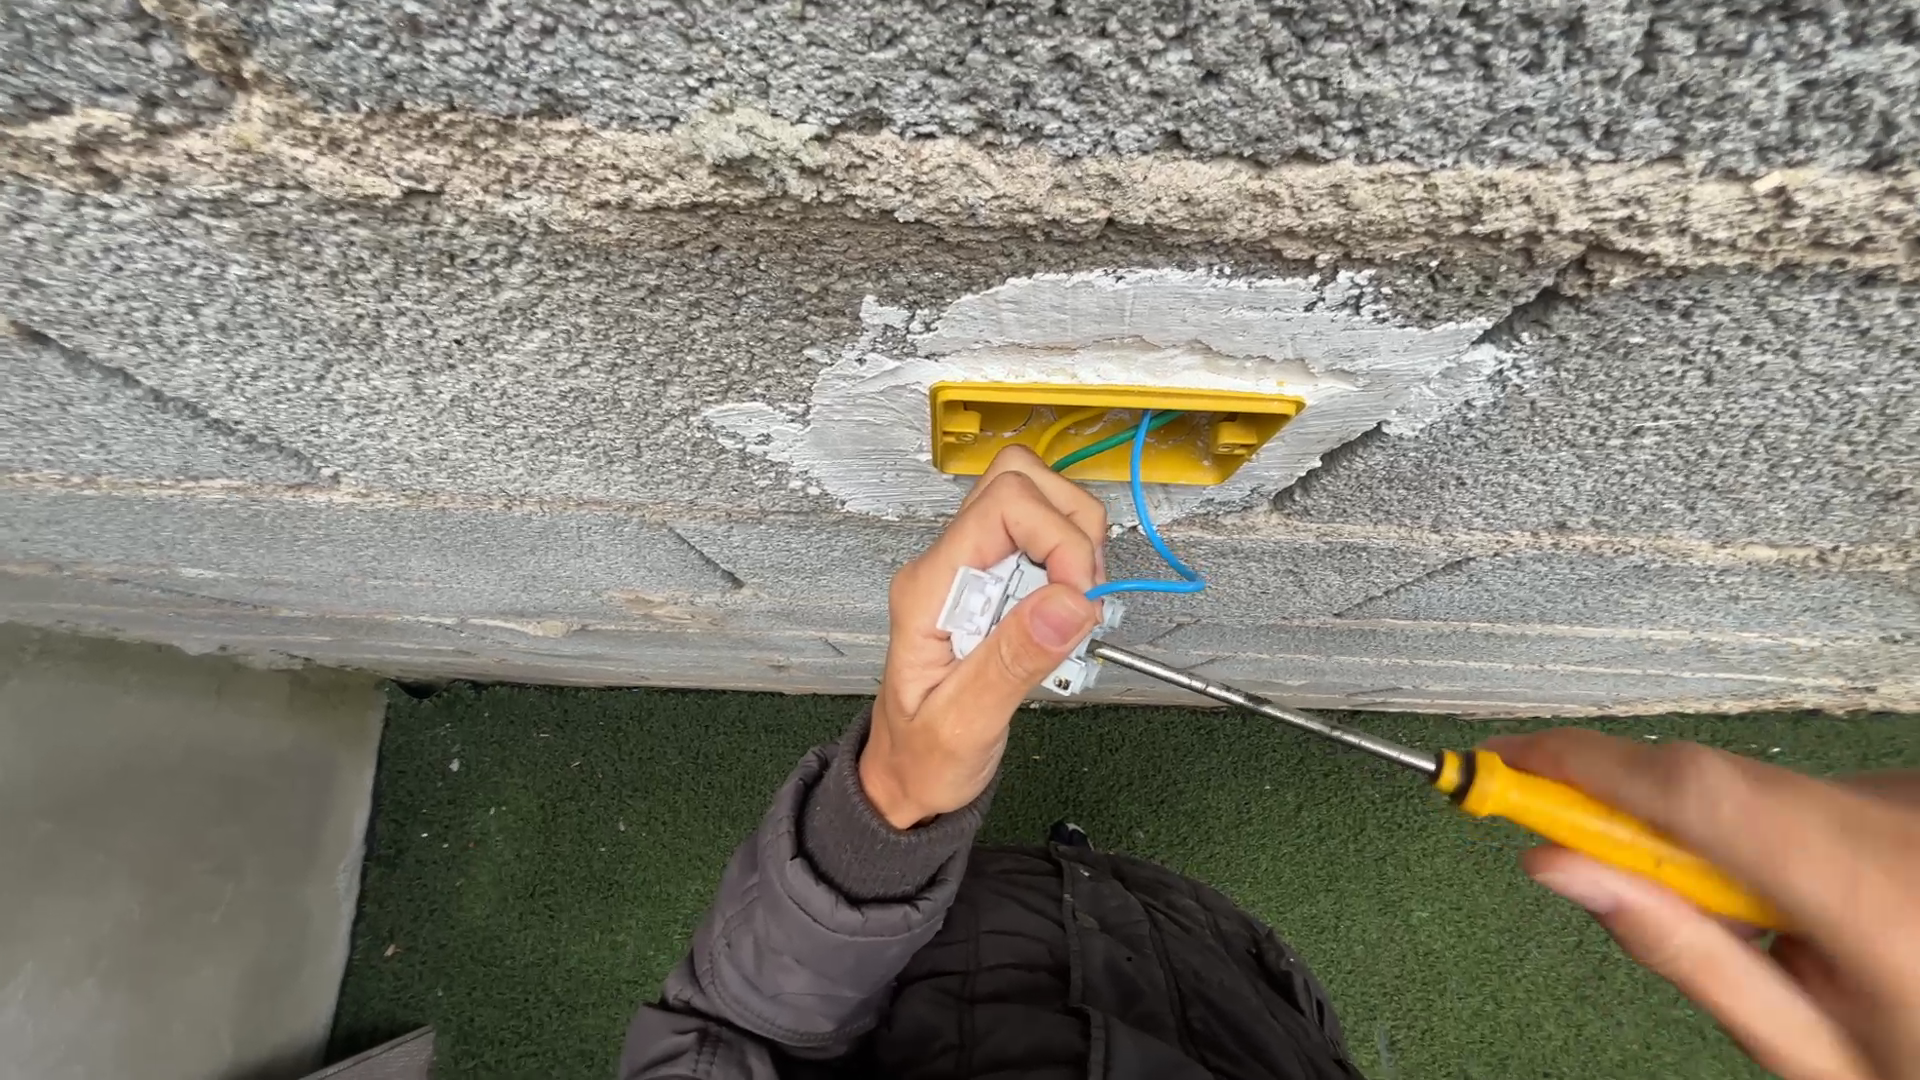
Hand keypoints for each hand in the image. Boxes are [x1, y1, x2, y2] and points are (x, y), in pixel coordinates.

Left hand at [861, 446, 1106, 828]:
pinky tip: (1067, 614)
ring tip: (1075, 608)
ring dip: (1076, 542)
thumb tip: (1070, 600)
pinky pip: (1041, 537)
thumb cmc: (921, 755)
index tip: (1082, 596)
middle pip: (1019, 480)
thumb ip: (1013, 661)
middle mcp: (947, 564)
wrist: (908, 772)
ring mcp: (969, 567)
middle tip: (1083, 593)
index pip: (1003, 504)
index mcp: (929, 588)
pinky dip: (1073, 561)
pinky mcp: (992, 580)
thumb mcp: (964, 724)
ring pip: (1035, 498)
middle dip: (1072, 526)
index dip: (1059, 538)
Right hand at [1483, 729, 1919, 1079]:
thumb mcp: (1812, 1052)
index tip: (1496, 763)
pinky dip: (1746, 820)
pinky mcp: (1903, 789)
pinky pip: (1785, 785)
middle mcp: (1894, 826)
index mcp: (1874, 900)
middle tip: (1571, 845)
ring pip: (1740, 780)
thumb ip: (1680, 952)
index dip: (1573, 762)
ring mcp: (1906, 798)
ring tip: (1736, 906)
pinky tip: (1788, 886)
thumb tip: (1553, 865)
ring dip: (1688, 819)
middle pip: (1702, 778)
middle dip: (1617, 801)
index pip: (1686, 792)